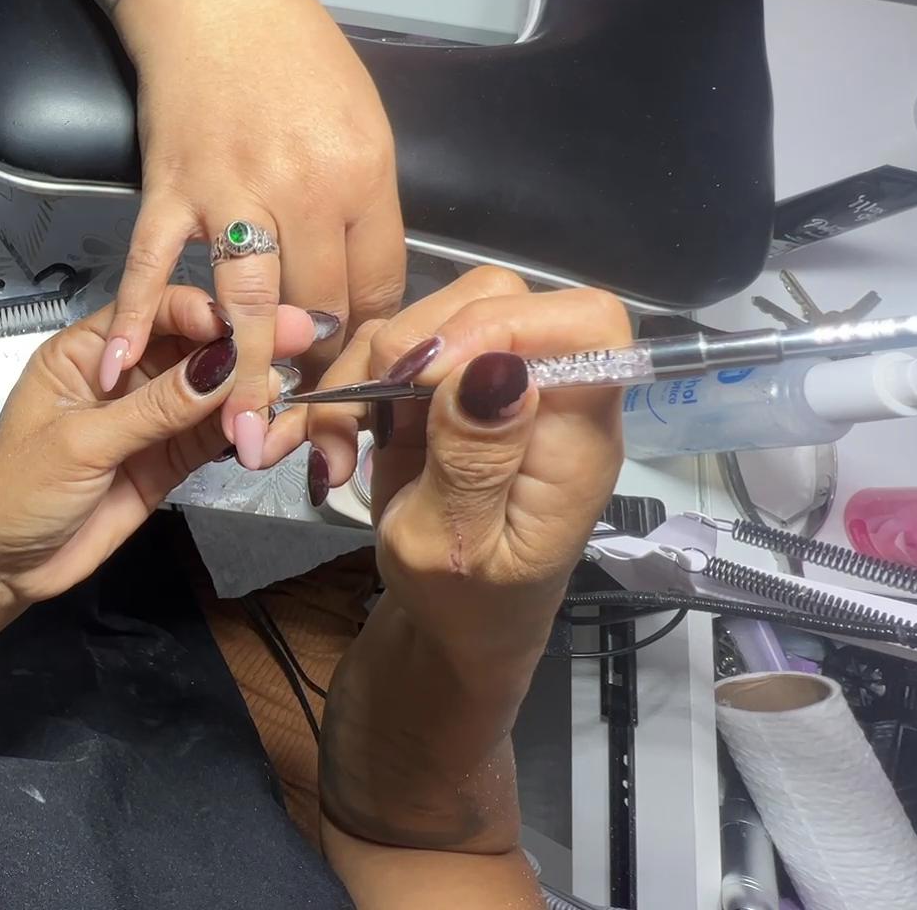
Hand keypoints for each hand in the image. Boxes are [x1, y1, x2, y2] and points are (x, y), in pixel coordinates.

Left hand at [0, 287, 320, 603]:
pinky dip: (239, 430)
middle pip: (189, 347)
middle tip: (301, 335)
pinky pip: (209, 435)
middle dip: (239, 344)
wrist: (1, 566)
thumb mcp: (81, 443)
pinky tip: (272, 421)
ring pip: (207, 390)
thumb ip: (154, 408)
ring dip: (248, 387)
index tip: (244, 324)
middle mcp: (123, 375)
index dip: (198, 313)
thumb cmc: (18, 490)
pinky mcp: (165, 459)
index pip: (149, 312)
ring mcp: (147, 419)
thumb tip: (226, 364)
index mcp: (86, 352)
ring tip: (297, 379)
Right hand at [101, 0, 402, 471]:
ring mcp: (227, 194)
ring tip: (247, 442)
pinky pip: (152, 265)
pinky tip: (122, 369)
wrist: (216, 0)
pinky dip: (138, 319)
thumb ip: (364, 211)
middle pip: (317, 306)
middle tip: (315, 447)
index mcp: (362, 173)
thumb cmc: (296, 59)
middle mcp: (301, 190)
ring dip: (245, 378)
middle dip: (317, 378)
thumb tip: (353, 290)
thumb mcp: (362, 125)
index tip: (357, 387)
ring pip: (245, 303)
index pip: (376, 284)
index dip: (369, 343)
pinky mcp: (167, 193)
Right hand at [280, 267, 630, 658]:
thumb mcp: (457, 547)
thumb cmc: (467, 602)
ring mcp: (484, 387)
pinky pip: (383, 351)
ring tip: (339, 441)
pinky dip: (344, 386)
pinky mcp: (436, 391)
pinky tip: (334, 438)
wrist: (450, 619)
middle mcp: (538, 394)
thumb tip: (494, 369)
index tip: (423, 377)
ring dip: (362, 370)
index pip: (582, 325)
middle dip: (409, 343)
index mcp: (573, 435)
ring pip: (425, 316)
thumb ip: (475, 461)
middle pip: (491, 298)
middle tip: (370, 410)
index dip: (499, 327)